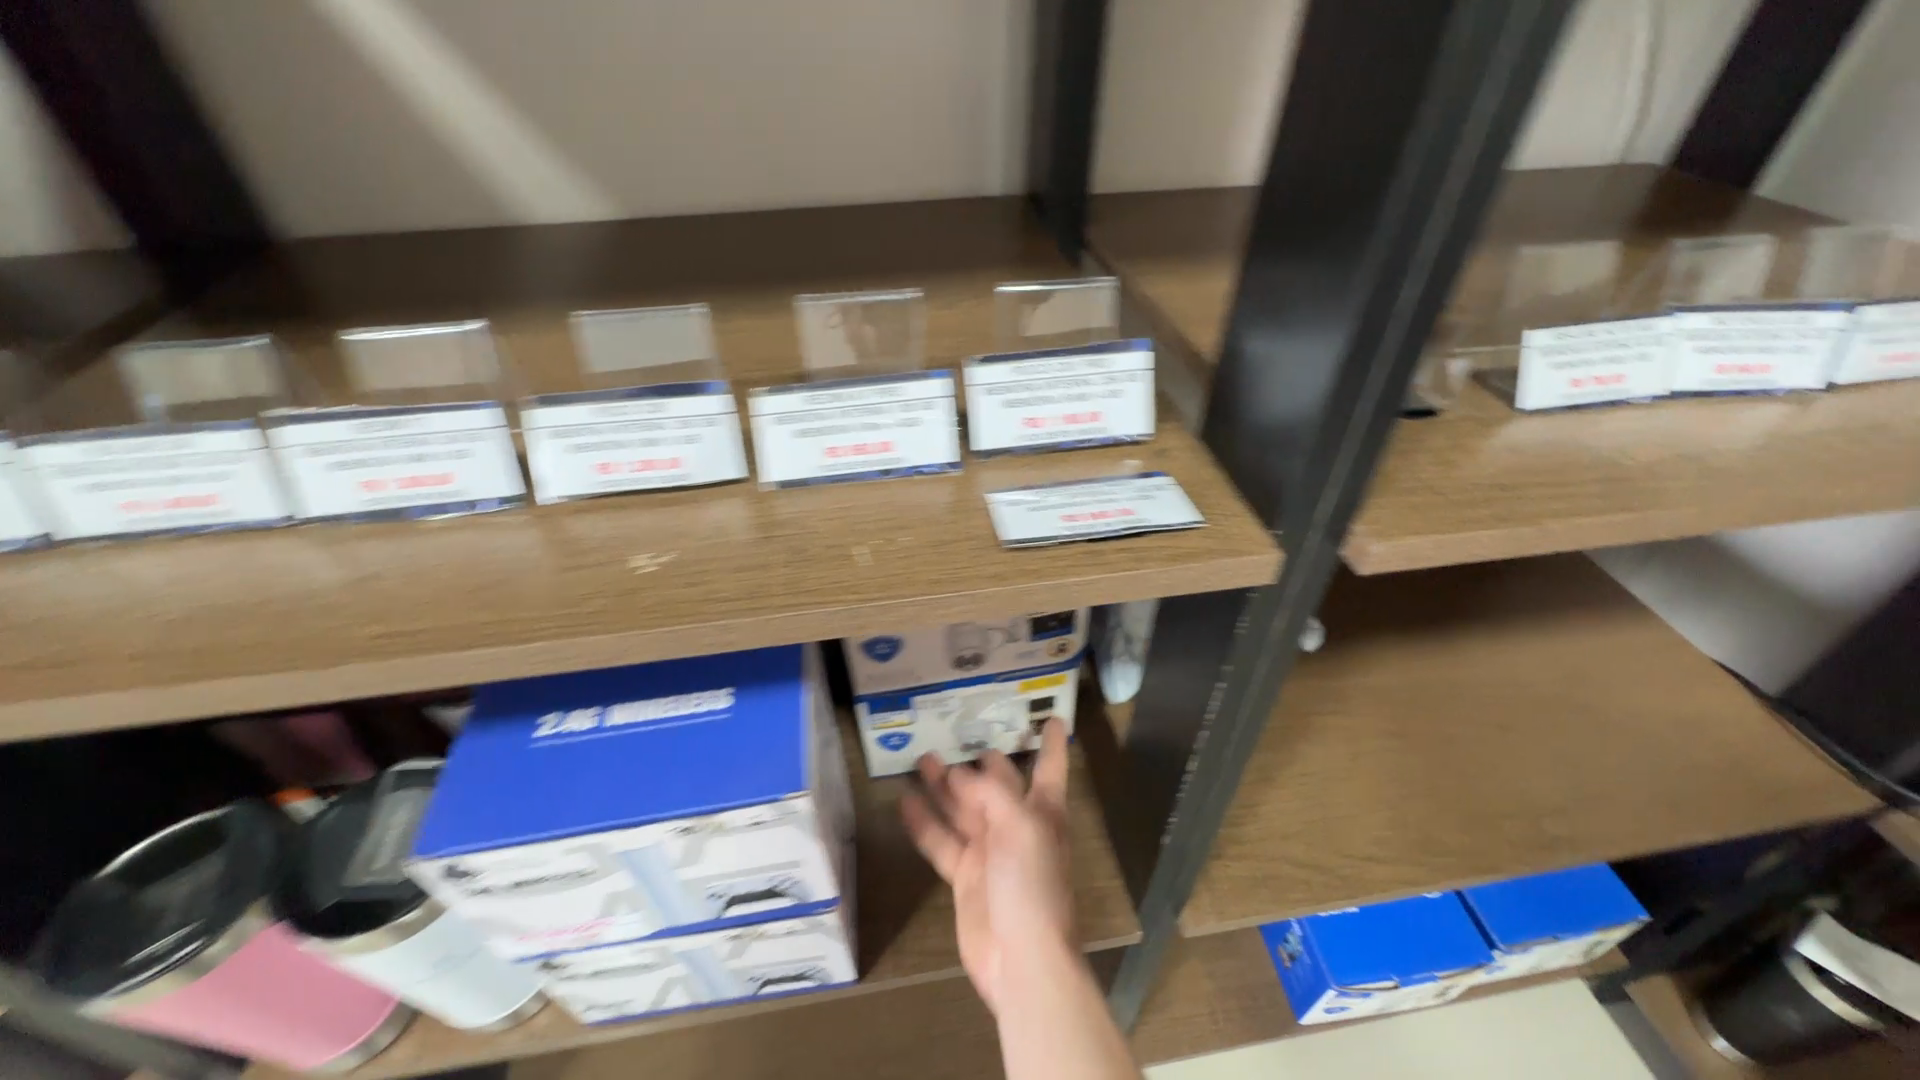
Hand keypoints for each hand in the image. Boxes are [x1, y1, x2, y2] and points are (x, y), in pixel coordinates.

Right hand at [901, 719, 1078, 1015]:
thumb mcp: (1022, 827)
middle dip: (980, 761)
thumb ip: (992, 793)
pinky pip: (942, 841)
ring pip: (964, 809)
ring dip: (944, 786)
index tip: (1053, 718)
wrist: (1022, 957)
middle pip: (998, 786)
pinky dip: (925, 823)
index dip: (1053, 743)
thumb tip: (960, 774)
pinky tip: (905, 803)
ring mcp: (990, 852)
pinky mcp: (965, 877)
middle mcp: (1017, 827)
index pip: (1050, 768)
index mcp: (1044, 813)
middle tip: (954, 732)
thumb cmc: (1033, 886)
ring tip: (921, 758)